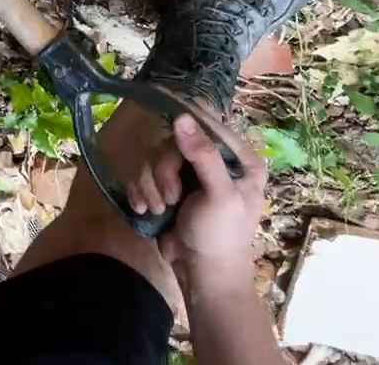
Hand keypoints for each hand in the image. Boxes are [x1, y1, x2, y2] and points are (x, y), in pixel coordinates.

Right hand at [158, 113, 266, 286]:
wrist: (202, 275)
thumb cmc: (221, 237)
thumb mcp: (219, 196)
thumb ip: (203, 156)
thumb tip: (182, 116)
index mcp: (238, 159)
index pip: (208, 123)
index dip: (185, 117)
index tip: (159, 103)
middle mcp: (213, 160)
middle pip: (173, 141)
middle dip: (164, 170)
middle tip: (169, 197)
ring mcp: (188, 172)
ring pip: (154, 157)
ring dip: (151, 184)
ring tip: (158, 209)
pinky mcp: (166, 185)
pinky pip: (143, 172)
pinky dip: (141, 190)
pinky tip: (144, 209)